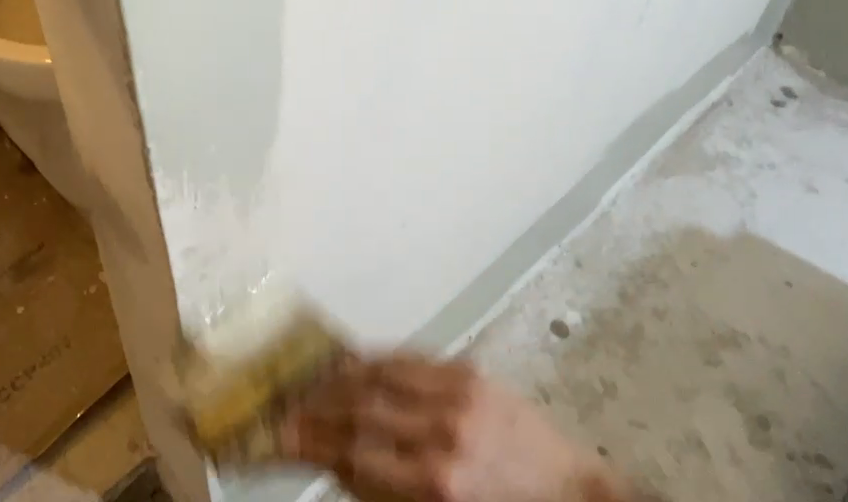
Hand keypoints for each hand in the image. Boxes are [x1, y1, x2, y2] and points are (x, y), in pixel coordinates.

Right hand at [282, 356, 633, 501]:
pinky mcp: (467, 372)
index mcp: (433, 484)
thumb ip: (381, 490)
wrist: (570, 496)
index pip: (350, 456)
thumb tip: (330, 461)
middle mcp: (439, 434)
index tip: (276, 437)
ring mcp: (454, 396)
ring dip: (334, 381)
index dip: (307, 444)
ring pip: (375, 377)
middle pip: (356, 413)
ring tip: (306, 384)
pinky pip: (405, 359)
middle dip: (312, 411)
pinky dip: (370, 360)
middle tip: (281, 410)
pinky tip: (348, 363)